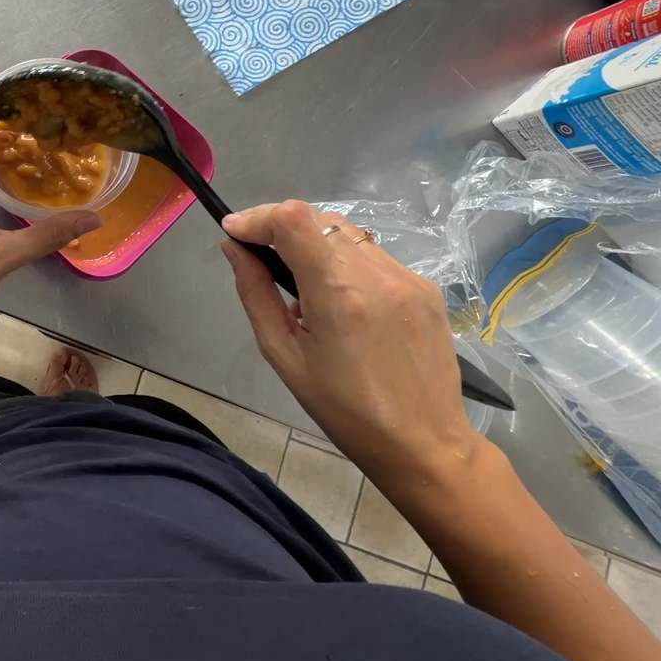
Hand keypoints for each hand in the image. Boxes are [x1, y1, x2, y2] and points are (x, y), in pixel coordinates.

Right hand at [220, 201, 480, 486]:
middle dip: (279, 226)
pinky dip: (342, 259)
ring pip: (347, 232)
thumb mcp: (282, 354)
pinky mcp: (425, 287)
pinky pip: (373, 254)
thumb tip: (235, 249)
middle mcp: (377, 275)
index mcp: (338, 294)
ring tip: (298, 278)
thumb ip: (255, 293)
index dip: (258, 217)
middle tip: (257, 254)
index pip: (293, 220)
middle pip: (318, 218)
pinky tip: (337, 295)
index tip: (234, 233)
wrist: (424, 443)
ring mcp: (408, 278)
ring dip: (312, 241)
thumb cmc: (342, 409)